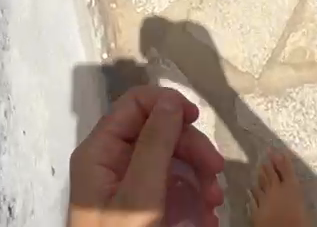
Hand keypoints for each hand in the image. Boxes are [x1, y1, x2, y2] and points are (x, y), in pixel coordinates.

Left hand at [69, 85, 226, 226]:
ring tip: (215, 201)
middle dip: (191, 148)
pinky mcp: (141, 209)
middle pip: (157, 131)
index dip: (167, 103)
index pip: (134, 104)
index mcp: (100, 151)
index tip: (197, 119)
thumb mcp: (140, 195)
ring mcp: (126, 186)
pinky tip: (208, 216)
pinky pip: (171, 188)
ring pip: (170, 160)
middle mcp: (111, 162)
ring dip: (198, 175)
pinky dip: (193, 197)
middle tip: (216, 170)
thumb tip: (171, 102)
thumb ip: (154, 144)